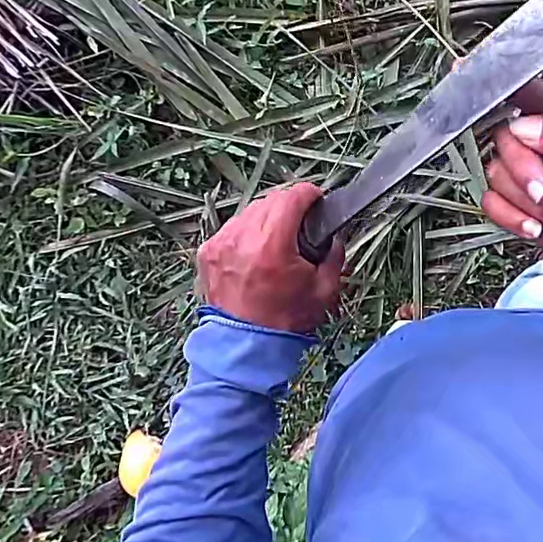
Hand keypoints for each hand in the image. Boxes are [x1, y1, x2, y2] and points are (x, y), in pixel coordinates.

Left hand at [196, 183, 343, 332]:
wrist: (246, 347)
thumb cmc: (286, 320)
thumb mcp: (325, 289)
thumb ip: (335, 256)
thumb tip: (334, 236)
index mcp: (273, 244)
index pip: (292, 197)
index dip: (310, 194)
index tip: (318, 199)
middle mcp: (242, 237)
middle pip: (270, 200)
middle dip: (290, 205)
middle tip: (303, 221)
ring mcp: (221, 243)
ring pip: (250, 211)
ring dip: (268, 216)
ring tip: (279, 236)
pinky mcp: (208, 252)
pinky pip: (233, 228)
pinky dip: (247, 232)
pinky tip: (257, 250)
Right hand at [480, 82, 542, 272]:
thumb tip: (525, 126)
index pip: (523, 90)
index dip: (494, 83)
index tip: (464, 73)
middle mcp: (538, 139)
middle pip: (503, 138)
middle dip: (524, 171)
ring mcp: (524, 171)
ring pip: (495, 173)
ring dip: (526, 201)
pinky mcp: (516, 201)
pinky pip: (492, 203)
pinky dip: (514, 217)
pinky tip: (538, 223)